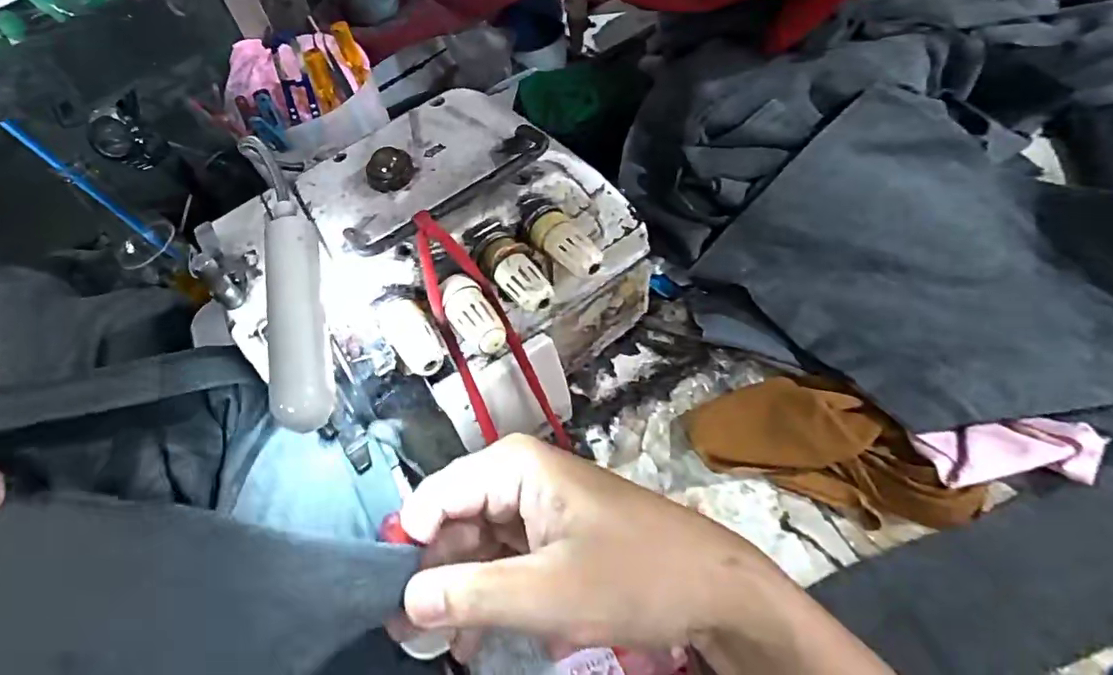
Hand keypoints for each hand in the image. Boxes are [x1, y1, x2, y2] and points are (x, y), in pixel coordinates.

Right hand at [394, 434, 893, 674]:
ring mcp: (531, 502)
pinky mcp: (547, 532)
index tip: (391, 601)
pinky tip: (470, 636)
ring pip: (474, 543)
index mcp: (509, 466)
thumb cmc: (635, 577)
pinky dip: (486, 594)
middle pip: (453, 520)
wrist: (722, 591)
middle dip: (432, 576)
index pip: (436, 497)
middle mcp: (513, 474)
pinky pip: (501, 558)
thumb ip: (474, 596)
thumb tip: (407, 601)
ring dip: (457, 592)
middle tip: (408, 636)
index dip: (410, 545)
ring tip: (435, 645)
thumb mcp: (551, 595)